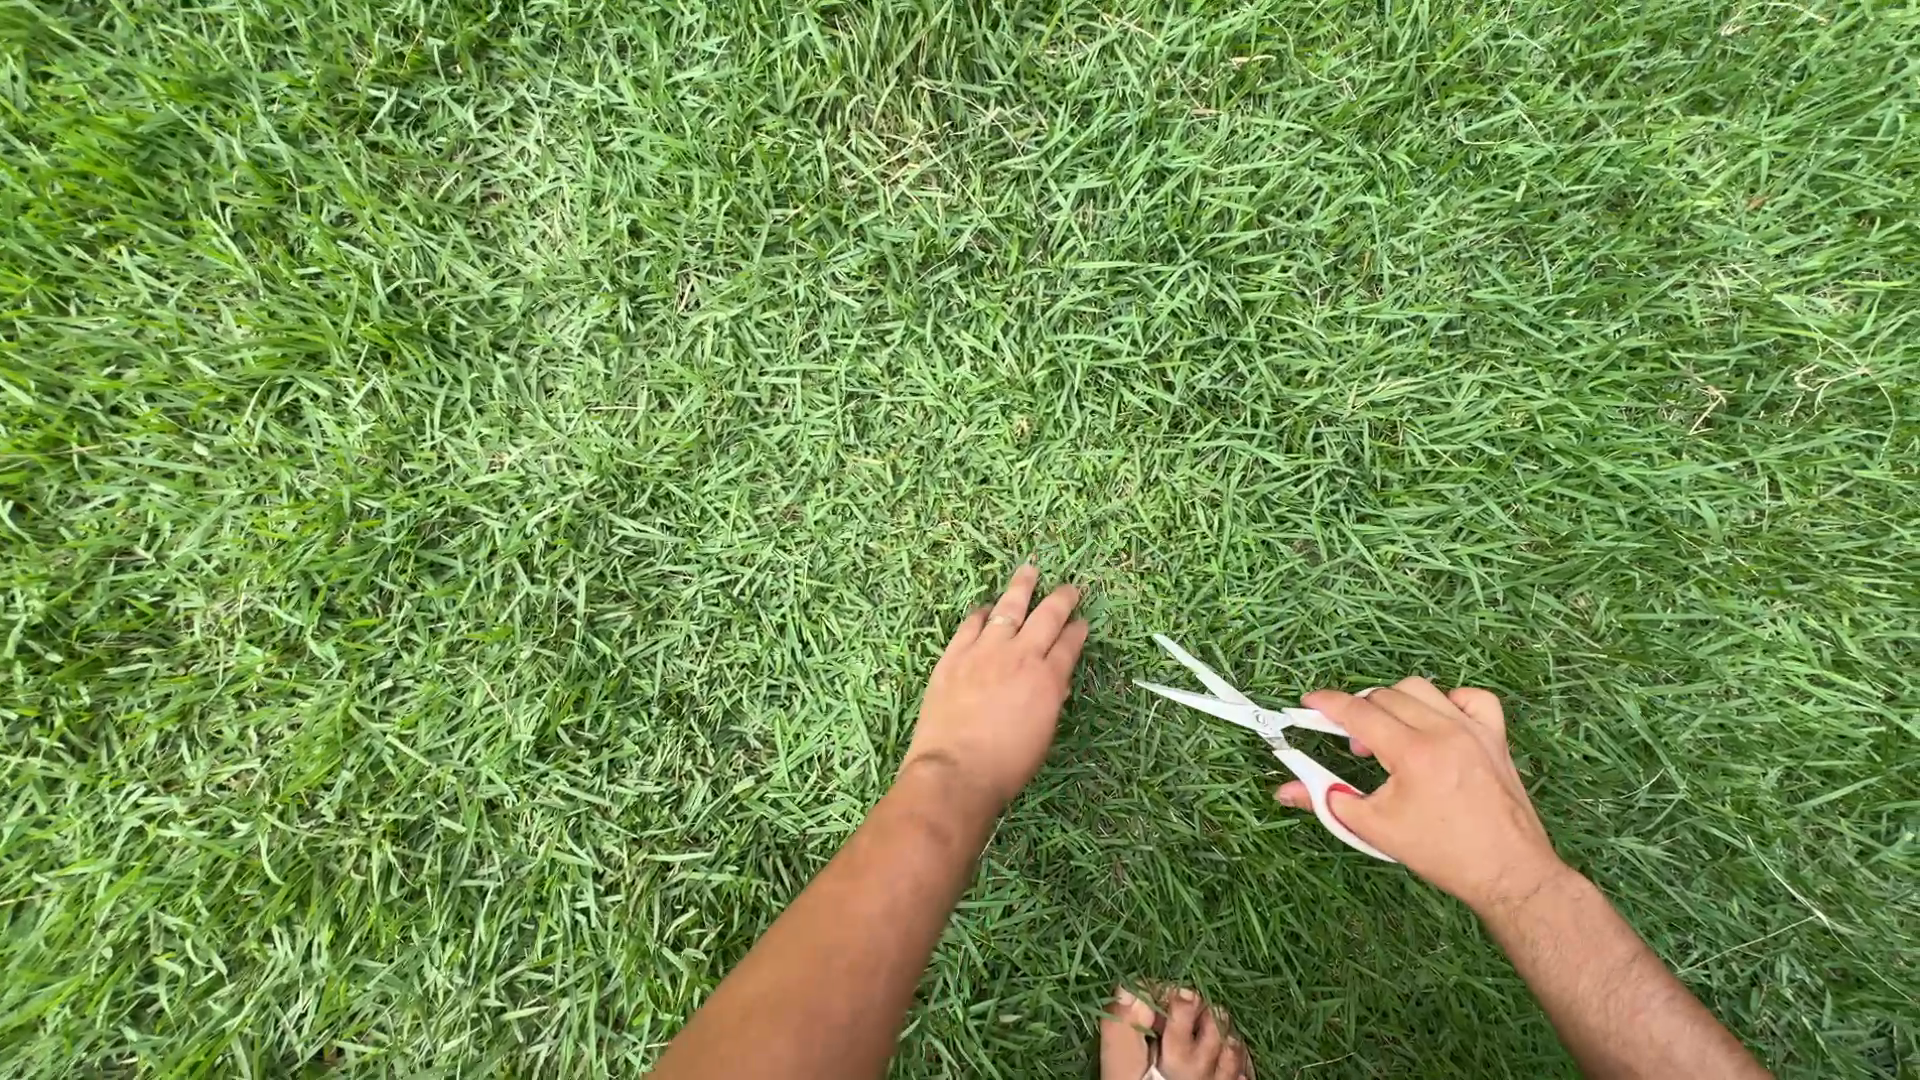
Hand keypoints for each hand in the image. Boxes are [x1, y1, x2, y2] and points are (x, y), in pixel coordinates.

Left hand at [902, 564, 1088, 810]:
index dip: (1078, 630)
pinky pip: (971, 624)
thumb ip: (1050, 700)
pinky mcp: (954, 656)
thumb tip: (1055, 679)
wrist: (955, 771)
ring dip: (1021, 588)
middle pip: (1046, 616)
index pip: (1069, 643)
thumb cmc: (1006, 765)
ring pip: (1008, 609)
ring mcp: (984, 651)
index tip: (1082, 621)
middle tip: (1070, 587)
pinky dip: (982, 613)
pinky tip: (987, 608)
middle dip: (1062, 599)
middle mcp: (1019, 656)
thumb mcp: (1043, 734)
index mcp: (1047, 679)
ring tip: (1029, 571)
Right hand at [1276, 678, 1567, 912]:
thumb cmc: (1440, 853)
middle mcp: (1444, 732)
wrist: (1510, 874)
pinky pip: (1471, 698)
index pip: (1358, 712)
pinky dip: (1447, 702)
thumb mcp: (1373, 827)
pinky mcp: (1496, 738)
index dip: (1326, 704)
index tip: (1307, 704)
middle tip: (1354, 744)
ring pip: (1421, 689)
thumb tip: (1284, 791)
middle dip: (1359, 712)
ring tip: (1390, 733)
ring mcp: (1474, 731)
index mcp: (1413, 753)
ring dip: (1395, 703)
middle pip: (1384, 696)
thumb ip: (1326, 800)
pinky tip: (1436, 723)